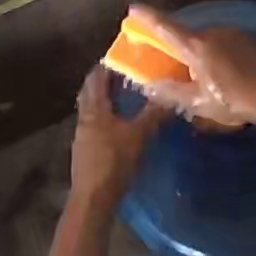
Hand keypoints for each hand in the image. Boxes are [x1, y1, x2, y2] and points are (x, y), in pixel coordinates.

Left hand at [70, 65, 173, 206]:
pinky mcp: (84, 151)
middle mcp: (84, 118)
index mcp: (95, 109)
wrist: (93, 198)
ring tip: (120, 96)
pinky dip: (103, 118)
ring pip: (90, 109)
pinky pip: (93, 125)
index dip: (105, 66)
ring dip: (102, 100)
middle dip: (101, 81)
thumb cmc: (114, 162)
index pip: (96, 79)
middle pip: (90, 93)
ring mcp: (81, 136)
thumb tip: (173, 95)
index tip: (118, 56)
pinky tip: (115, 125)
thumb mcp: (138, 135)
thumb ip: (154, 114)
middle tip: (119, 73)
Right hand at [123, 5, 255, 127]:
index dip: (148, 17)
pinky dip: (216, 53)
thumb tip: (148, 85)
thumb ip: (171, 91)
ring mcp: (230, 32)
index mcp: (196, 47)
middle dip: (177, 49)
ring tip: (206, 78)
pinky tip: (224, 73)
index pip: (166, 27)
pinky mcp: (245, 37)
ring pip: (205, 40)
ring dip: (199, 53)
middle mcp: (211, 32)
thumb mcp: (198, 102)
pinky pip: (221, 42)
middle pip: (186, 36)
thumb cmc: (234, 100)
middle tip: (175, 67)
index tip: (133, 8)